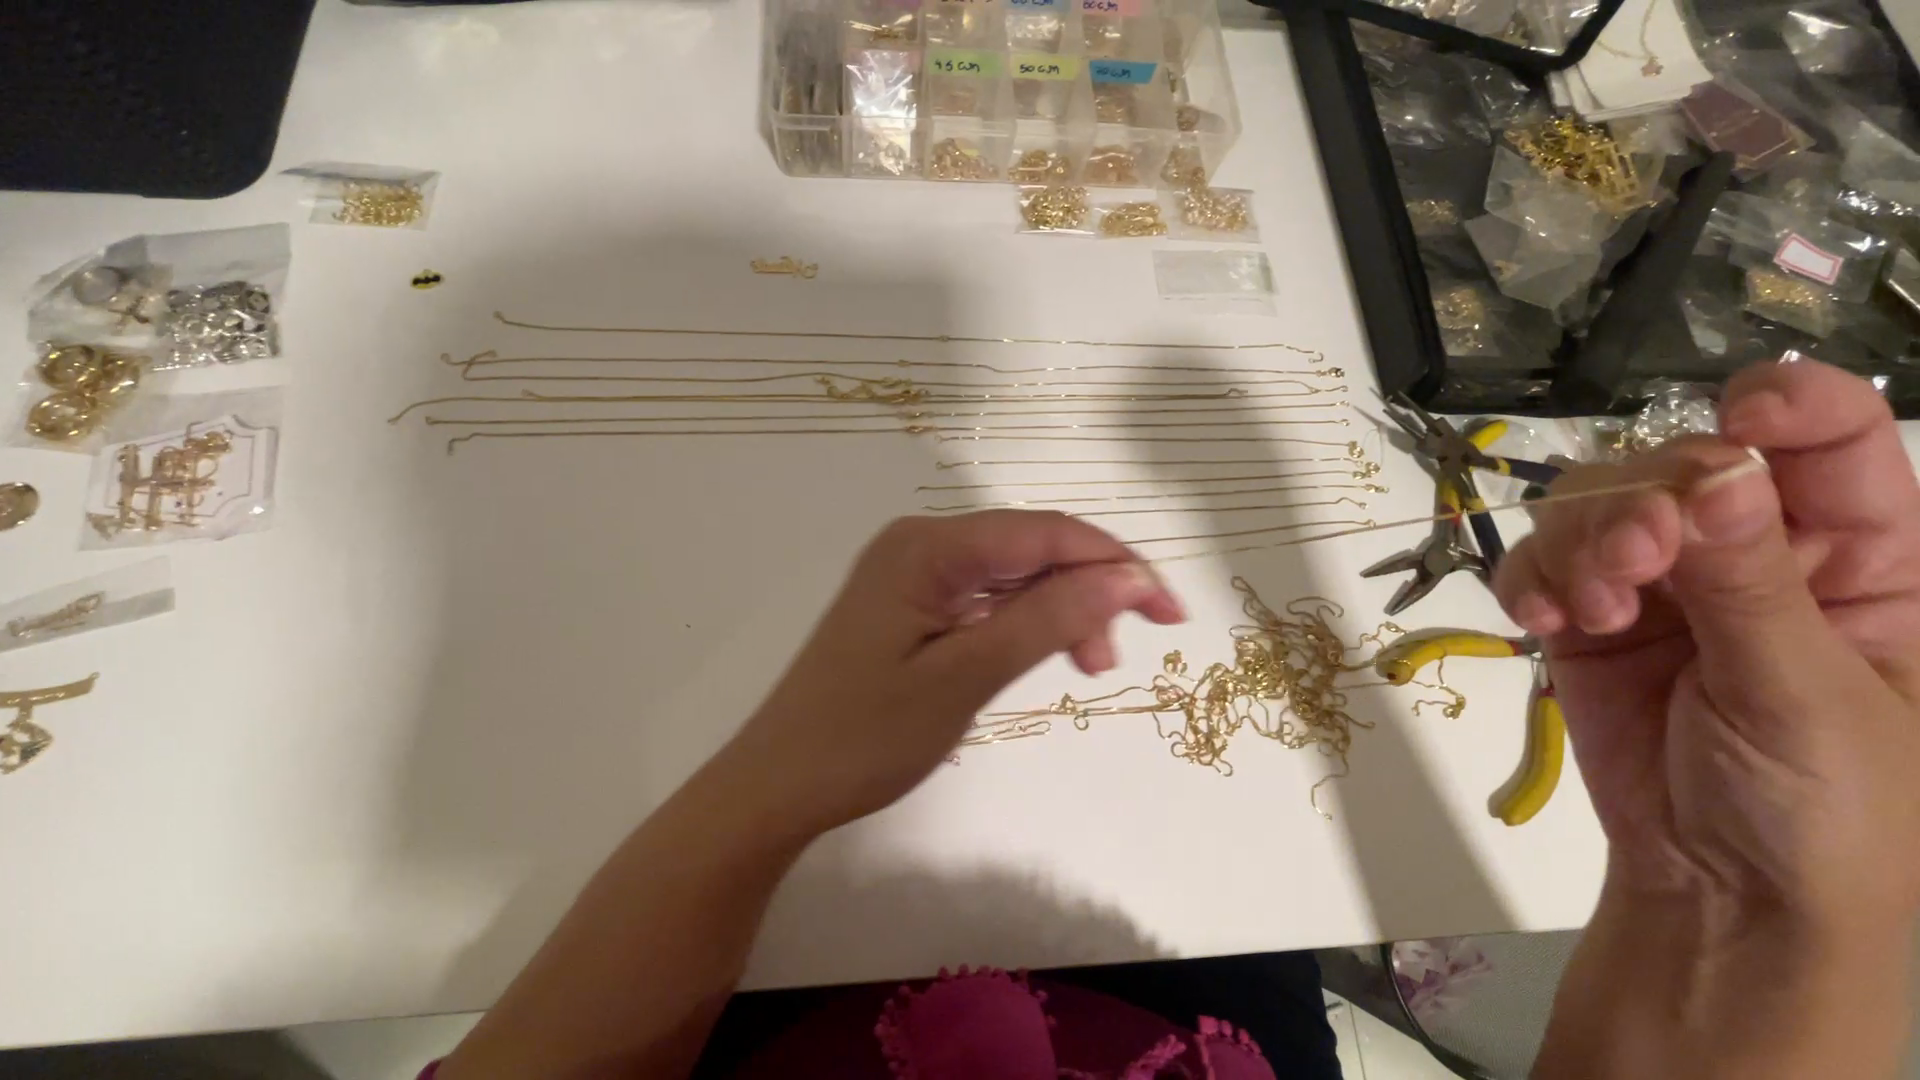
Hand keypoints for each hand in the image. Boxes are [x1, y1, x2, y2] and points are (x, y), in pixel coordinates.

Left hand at [724, 511, 1184, 832]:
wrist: (779, 785)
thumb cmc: (866, 736)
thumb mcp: (967, 677)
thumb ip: (1048, 619)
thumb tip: (1129, 576)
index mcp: (928, 545)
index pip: (1044, 532)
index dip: (1115, 563)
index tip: (1170, 611)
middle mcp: (920, 543)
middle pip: (1030, 549)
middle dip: (1087, 592)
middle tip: (1114, 661)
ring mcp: (913, 574)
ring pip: (1013, 576)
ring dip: (1060, 612)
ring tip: (1087, 670)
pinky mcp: (911, 606)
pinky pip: (986, 600)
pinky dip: (1024, 626)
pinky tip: (1045, 655)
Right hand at [1493, 360, 1919, 925]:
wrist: (1718, 888)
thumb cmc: (1823, 804)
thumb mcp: (1804, 694)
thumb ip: (1752, 582)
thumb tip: (1715, 472)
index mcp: (1858, 559)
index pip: (1830, 445)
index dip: (1790, 409)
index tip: (1739, 412)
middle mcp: (1749, 553)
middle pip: (1676, 468)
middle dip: (1642, 504)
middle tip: (1631, 563)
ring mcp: (1656, 586)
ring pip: (1591, 509)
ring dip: (1575, 547)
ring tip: (1584, 612)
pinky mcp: (1583, 618)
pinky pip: (1536, 566)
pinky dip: (1528, 584)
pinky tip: (1543, 625)